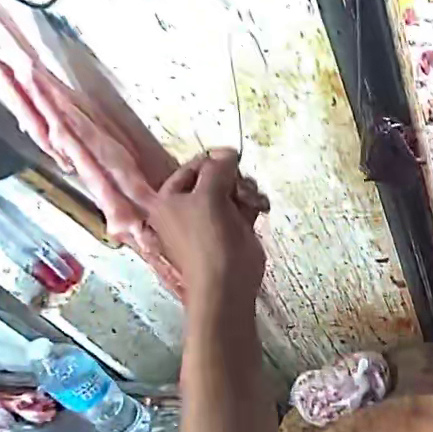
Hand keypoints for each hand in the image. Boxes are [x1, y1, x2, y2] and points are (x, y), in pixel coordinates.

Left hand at [151, 148, 264, 309]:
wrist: (226, 281)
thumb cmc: (209, 239)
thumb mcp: (207, 198)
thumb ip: (216, 170)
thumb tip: (227, 150)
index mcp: (170, 199)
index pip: (193, 168)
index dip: (214, 162)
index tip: (234, 161)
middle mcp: (189, 206)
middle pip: (217, 178)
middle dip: (234, 179)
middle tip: (243, 189)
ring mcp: (213, 218)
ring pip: (234, 191)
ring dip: (247, 191)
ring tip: (255, 202)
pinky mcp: (234, 228)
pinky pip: (245, 206)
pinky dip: (254, 204)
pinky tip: (262, 208)